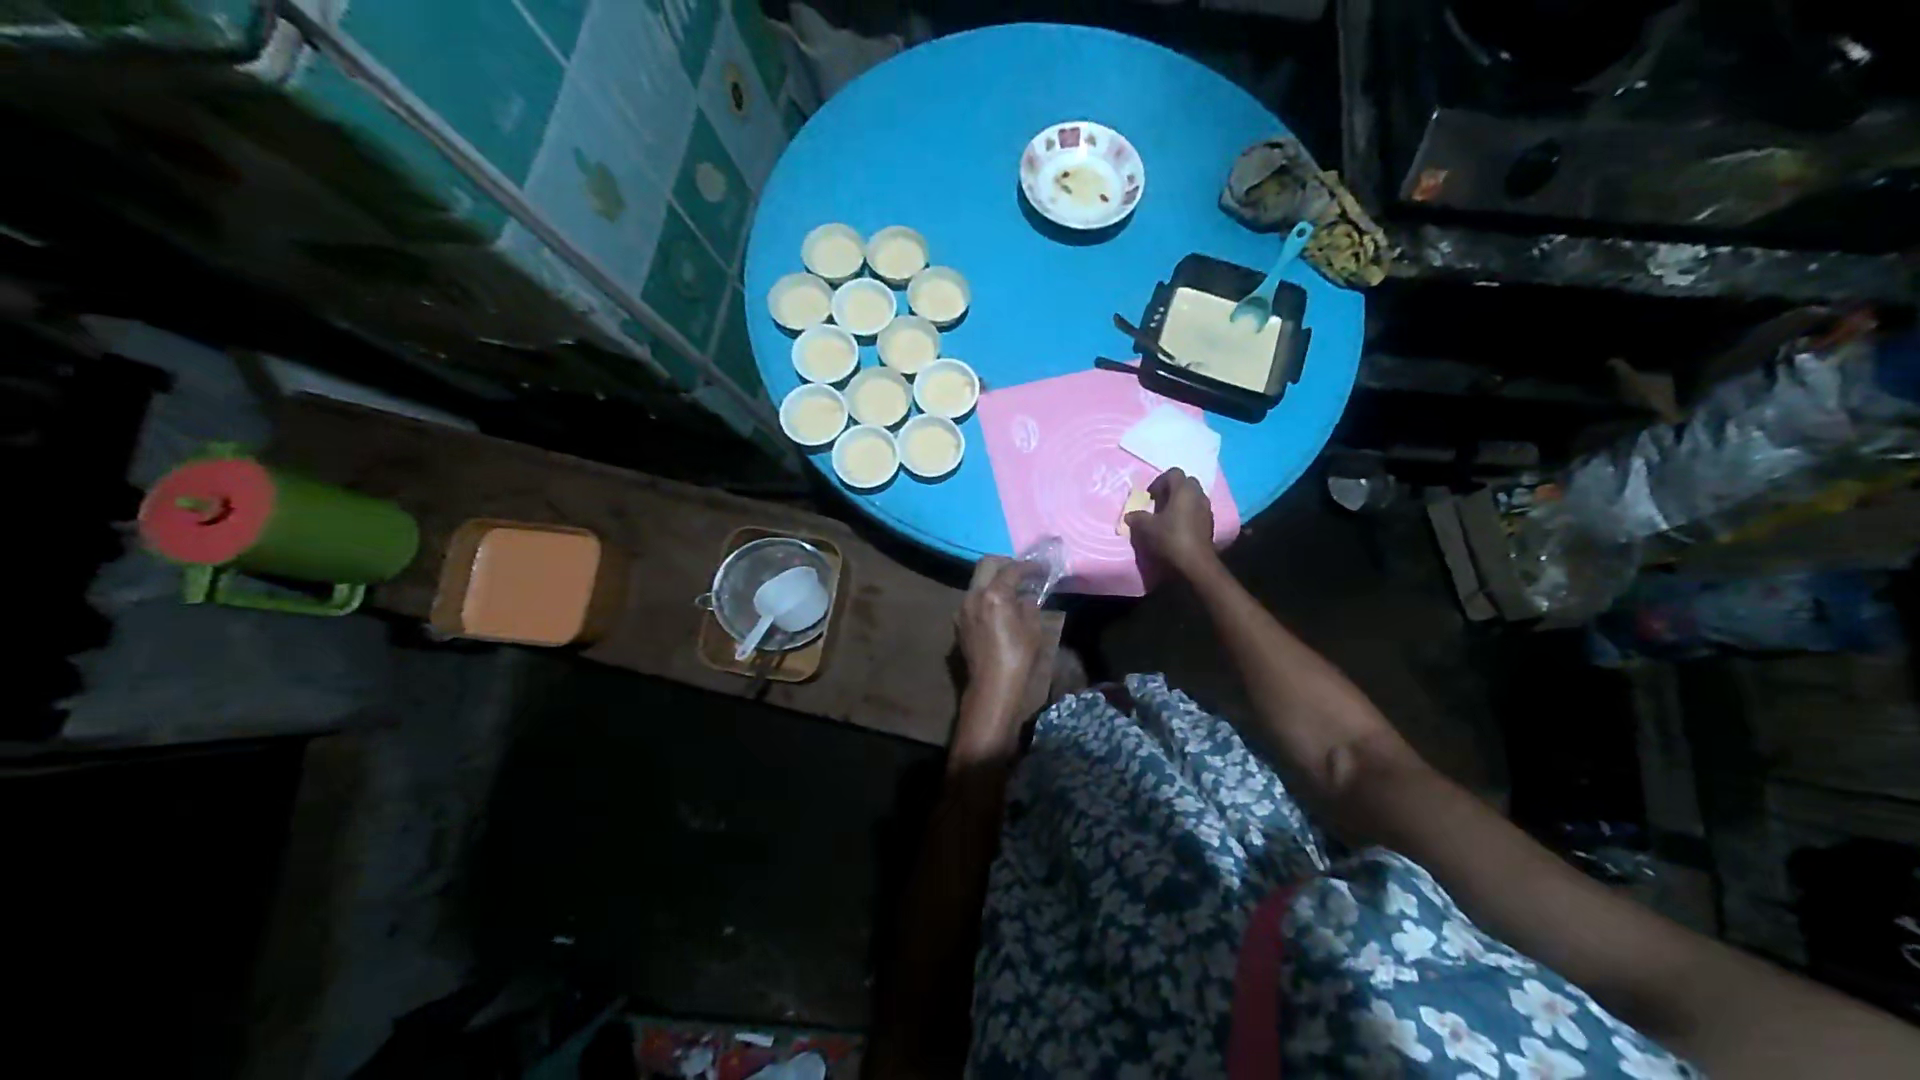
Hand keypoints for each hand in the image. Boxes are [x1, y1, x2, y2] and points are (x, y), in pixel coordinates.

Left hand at [956, 556, 1046, 704]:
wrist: (991, 686)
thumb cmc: (1017, 657)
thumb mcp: (1033, 629)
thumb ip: (1029, 605)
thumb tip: (1025, 597)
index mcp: (994, 595)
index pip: (1012, 569)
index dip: (1029, 566)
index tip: (1042, 568)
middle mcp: (973, 596)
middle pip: (986, 564)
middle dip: (1006, 563)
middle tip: (1022, 572)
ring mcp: (962, 608)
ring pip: (977, 581)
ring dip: (994, 580)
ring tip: (1012, 591)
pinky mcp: (959, 622)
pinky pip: (973, 599)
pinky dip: (986, 596)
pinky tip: (999, 609)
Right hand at [1125, 467, 1218, 576]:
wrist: (1195, 562)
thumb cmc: (1170, 538)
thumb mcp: (1147, 528)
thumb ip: (1137, 518)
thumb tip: (1129, 515)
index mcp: (1183, 490)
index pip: (1173, 473)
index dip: (1160, 481)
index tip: (1150, 496)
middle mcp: (1198, 494)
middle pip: (1186, 483)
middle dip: (1173, 489)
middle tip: (1160, 503)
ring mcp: (1207, 508)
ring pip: (1193, 497)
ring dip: (1181, 502)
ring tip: (1168, 516)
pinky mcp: (1210, 522)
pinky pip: (1198, 510)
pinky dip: (1188, 513)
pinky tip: (1178, 527)